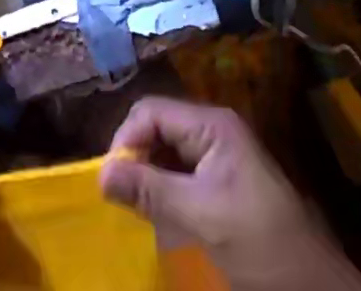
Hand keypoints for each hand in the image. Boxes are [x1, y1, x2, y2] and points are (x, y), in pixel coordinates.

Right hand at [99, 97, 360, 290]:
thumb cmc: (260, 248)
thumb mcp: (200, 218)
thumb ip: (149, 191)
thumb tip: (100, 174)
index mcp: (212, 125)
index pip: (150, 113)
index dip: (126, 141)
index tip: (112, 181)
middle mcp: (214, 131)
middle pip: (157, 129)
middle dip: (136, 160)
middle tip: (123, 198)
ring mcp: (221, 157)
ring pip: (167, 154)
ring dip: (149, 179)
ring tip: (138, 210)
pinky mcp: (225, 184)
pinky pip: (181, 175)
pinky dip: (165, 193)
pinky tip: (161, 218)